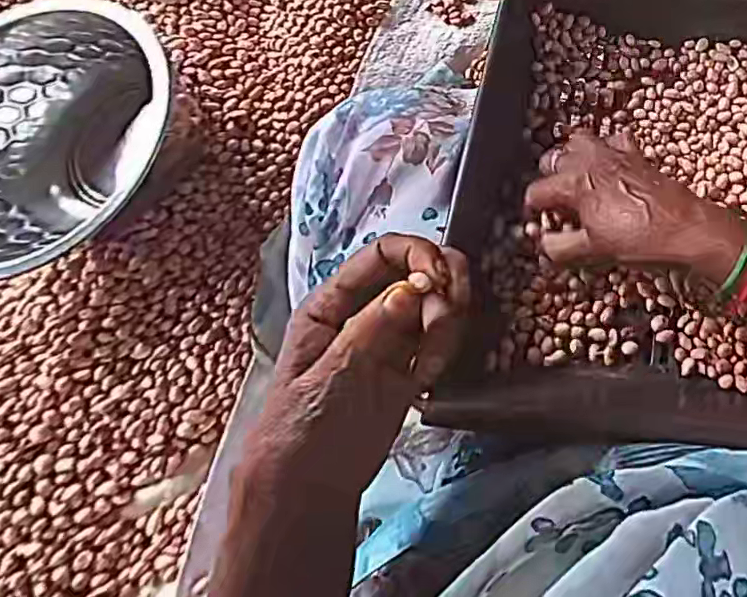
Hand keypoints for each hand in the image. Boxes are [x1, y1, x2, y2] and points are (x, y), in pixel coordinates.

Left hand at [245, 234, 470, 496]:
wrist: (308, 494)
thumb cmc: (299, 432)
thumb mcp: (327, 379)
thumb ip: (369, 330)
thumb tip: (411, 287)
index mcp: (334, 301)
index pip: (382, 253)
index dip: (416, 253)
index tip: (438, 277)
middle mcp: (367, 307)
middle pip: (419, 268)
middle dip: (442, 283)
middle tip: (446, 314)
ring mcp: (392, 333)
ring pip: (438, 299)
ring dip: (447, 320)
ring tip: (430, 363)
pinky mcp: (413, 360)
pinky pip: (443, 334)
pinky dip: (447, 347)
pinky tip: (426, 378)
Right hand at [522, 130, 746, 280]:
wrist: (686, 228)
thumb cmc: (642, 238)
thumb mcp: (592, 251)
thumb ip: (560, 246)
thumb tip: (546, 243)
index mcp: (574, 184)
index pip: (536, 191)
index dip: (533, 208)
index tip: (539, 219)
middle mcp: (590, 161)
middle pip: (553, 159)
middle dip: (549, 178)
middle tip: (556, 202)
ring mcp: (614, 154)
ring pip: (580, 140)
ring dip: (573, 155)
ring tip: (576, 177)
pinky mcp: (635, 154)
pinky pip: (613, 140)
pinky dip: (607, 148)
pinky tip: (609, 166)